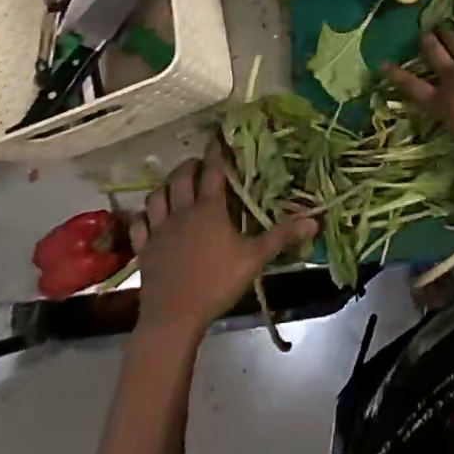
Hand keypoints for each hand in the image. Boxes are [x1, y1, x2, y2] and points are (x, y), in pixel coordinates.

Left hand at [129, 140, 316, 337]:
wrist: (174, 315)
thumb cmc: (217, 282)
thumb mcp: (254, 259)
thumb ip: (281, 236)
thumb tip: (314, 221)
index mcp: (209, 209)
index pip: (213, 172)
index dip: (216, 153)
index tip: (217, 138)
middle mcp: (181, 212)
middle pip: (180, 178)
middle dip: (189, 165)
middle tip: (198, 163)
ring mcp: (159, 229)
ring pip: (156, 196)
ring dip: (165, 185)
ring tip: (174, 184)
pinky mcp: (144, 248)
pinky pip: (139, 224)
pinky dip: (144, 215)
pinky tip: (149, 217)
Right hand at [383, 21, 453, 191]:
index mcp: (443, 106)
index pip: (412, 89)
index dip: (397, 77)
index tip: (385, 64)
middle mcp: (452, 78)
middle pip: (432, 55)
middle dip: (426, 44)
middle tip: (422, 35)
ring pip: (452, 40)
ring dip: (445, 31)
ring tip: (439, 22)